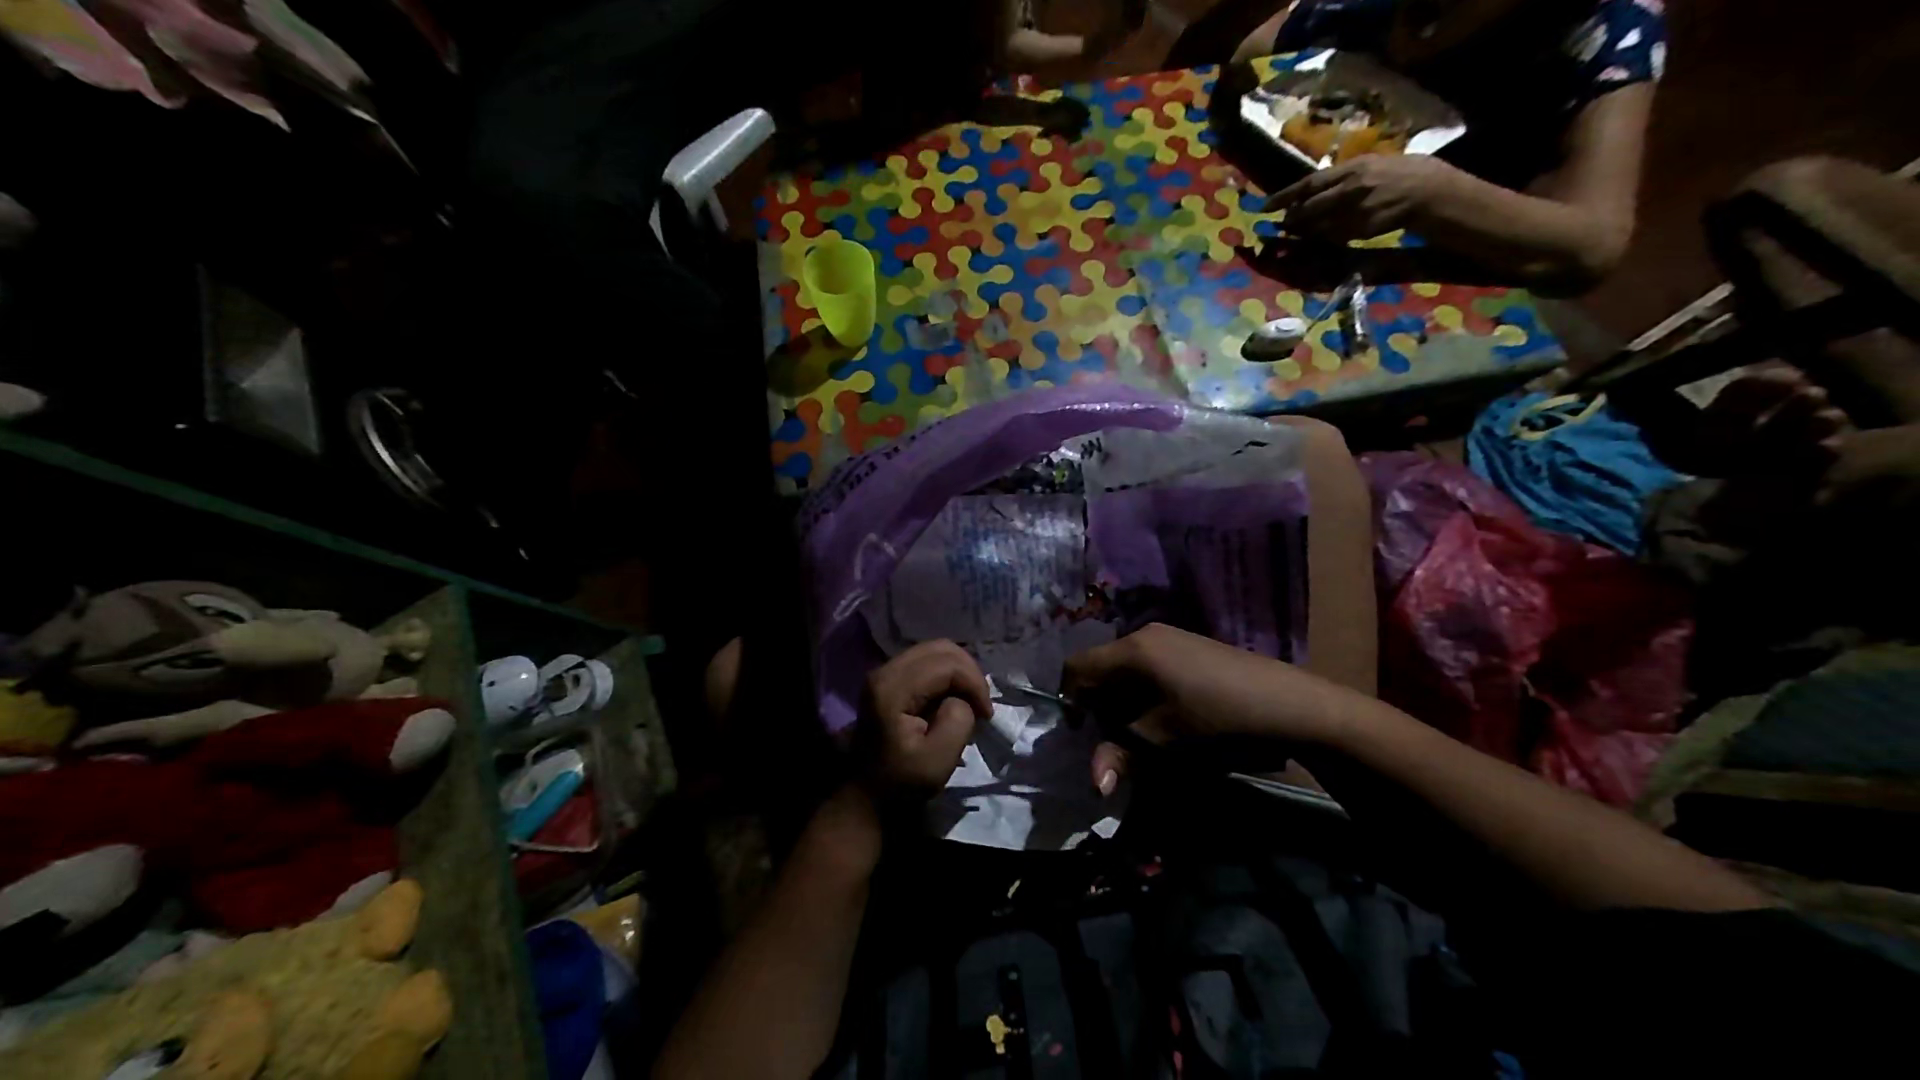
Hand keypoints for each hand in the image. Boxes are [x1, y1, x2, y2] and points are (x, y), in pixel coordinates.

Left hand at [858, 641, 992, 794]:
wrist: (868, 792)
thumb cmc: (902, 780)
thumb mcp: (937, 761)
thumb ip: (957, 721)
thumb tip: (961, 699)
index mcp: (893, 689)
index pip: (947, 664)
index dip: (974, 683)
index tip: (986, 715)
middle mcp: (885, 670)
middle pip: (942, 648)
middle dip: (969, 673)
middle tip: (980, 704)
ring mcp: (886, 671)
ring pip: (936, 651)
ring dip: (960, 672)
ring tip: (970, 701)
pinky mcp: (891, 677)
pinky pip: (928, 661)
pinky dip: (948, 675)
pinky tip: (954, 698)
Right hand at [1062, 624, 1363, 793]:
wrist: (1291, 705)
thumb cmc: (1218, 718)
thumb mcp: (1165, 740)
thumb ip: (1121, 754)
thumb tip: (1094, 785)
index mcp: (1132, 650)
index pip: (1078, 666)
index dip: (1069, 698)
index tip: (1080, 731)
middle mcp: (1145, 634)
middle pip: (1101, 666)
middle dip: (1099, 703)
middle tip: (1114, 736)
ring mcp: (1170, 638)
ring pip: (1126, 668)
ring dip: (1123, 700)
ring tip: (1143, 730)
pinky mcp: (1190, 646)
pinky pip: (1149, 665)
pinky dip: (1145, 691)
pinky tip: (1169, 715)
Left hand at [1262, 155, 1463, 241]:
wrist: (1429, 191)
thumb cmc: (1403, 173)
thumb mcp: (1372, 164)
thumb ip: (1344, 176)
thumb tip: (1315, 188)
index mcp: (1352, 168)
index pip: (1309, 183)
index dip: (1284, 196)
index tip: (1264, 206)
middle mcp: (1351, 188)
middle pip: (1309, 208)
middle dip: (1292, 218)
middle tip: (1282, 224)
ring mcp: (1355, 210)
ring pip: (1318, 226)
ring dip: (1305, 232)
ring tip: (1297, 234)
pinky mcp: (1361, 229)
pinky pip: (1334, 237)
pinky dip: (1324, 239)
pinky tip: (1320, 239)